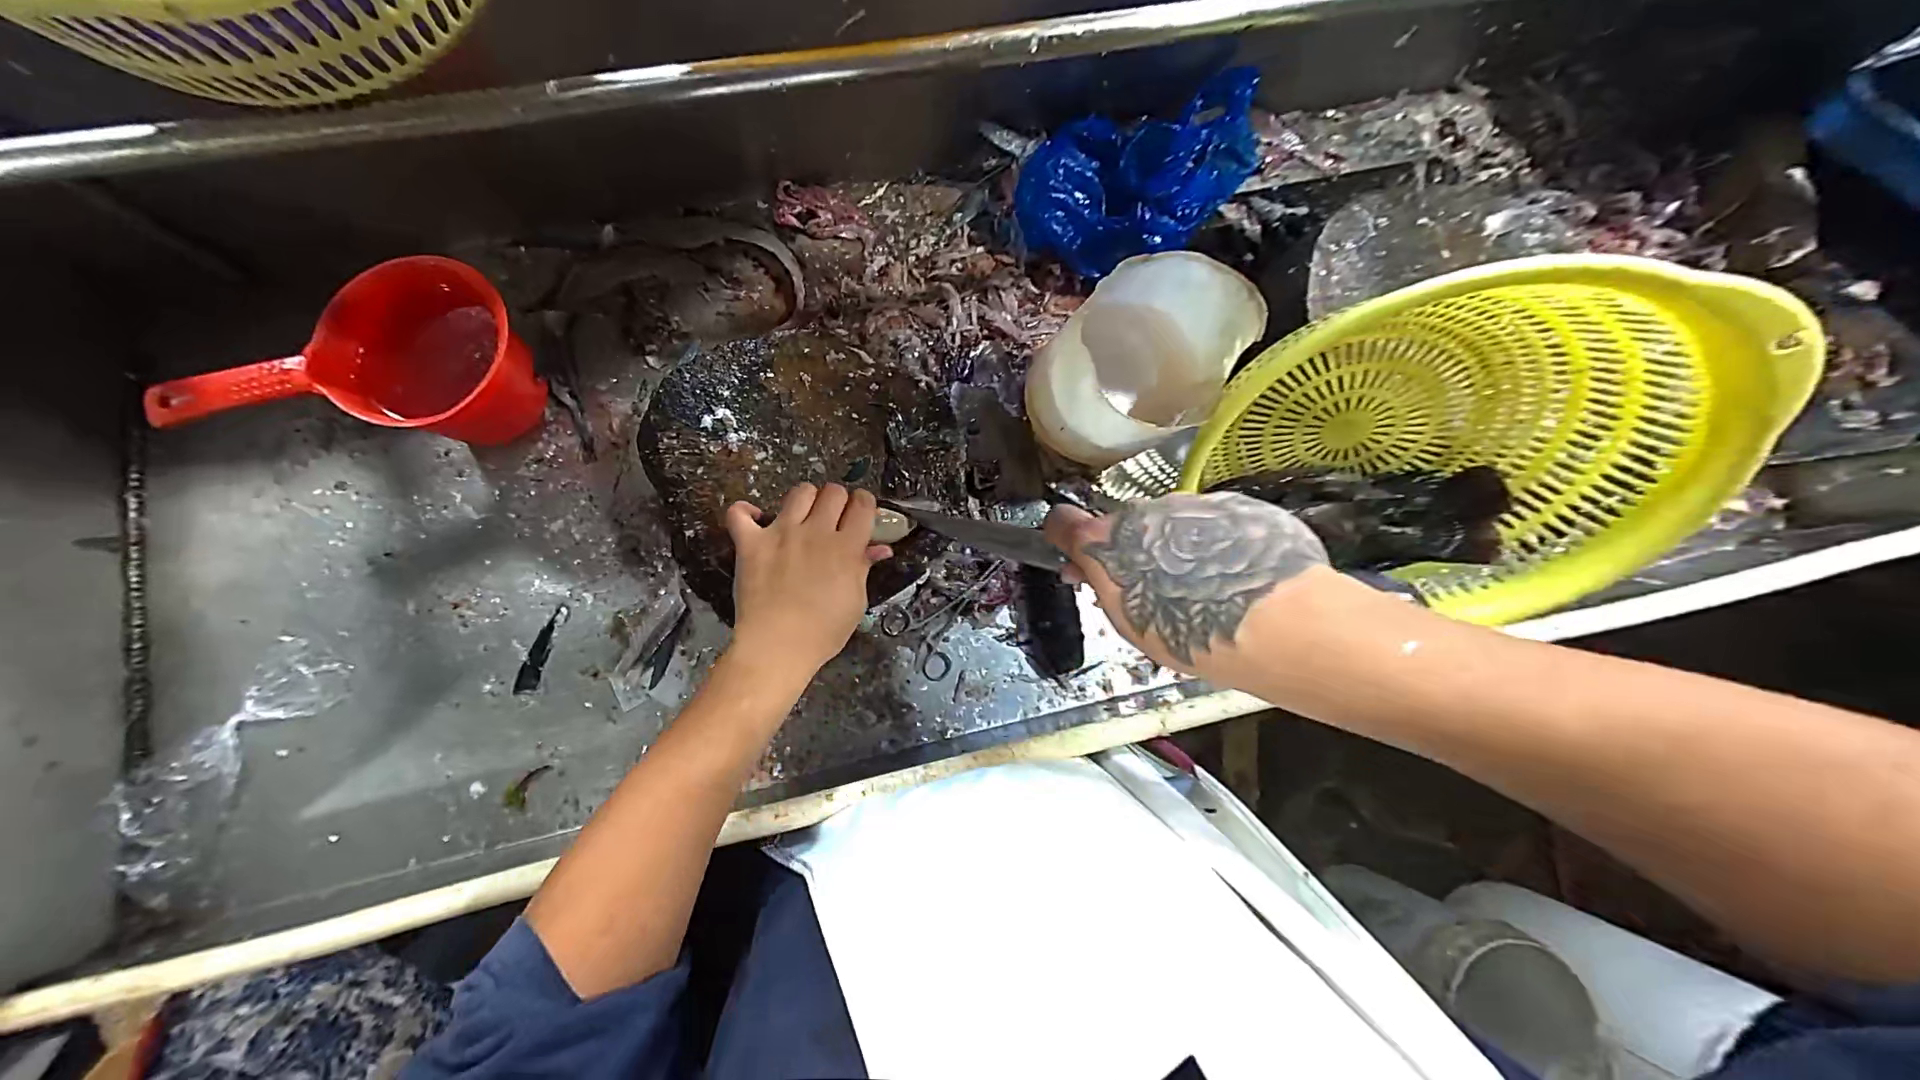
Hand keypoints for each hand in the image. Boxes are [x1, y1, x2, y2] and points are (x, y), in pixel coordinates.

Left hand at [725, 483, 891, 682]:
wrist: (777, 646)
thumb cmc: (823, 631)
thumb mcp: (855, 602)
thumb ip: (863, 568)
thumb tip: (879, 549)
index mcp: (846, 547)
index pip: (862, 504)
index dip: (864, 504)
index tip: (861, 514)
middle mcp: (816, 532)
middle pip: (833, 492)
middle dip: (838, 500)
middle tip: (834, 519)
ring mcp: (781, 533)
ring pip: (799, 492)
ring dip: (806, 500)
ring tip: (803, 517)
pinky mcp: (751, 543)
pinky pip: (740, 513)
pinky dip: (746, 512)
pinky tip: (755, 520)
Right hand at [1044, 493, 1329, 674]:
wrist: (1275, 620)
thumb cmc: (1192, 631)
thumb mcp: (1125, 622)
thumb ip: (1102, 584)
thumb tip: (1091, 569)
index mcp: (1109, 542)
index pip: (1063, 522)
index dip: (1063, 538)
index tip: (1073, 554)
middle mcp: (1146, 511)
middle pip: (1125, 526)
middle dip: (1128, 550)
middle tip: (1149, 587)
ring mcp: (1193, 504)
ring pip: (1170, 522)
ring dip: (1174, 546)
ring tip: (1203, 589)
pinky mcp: (1236, 505)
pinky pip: (1212, 522)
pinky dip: (1215, 543)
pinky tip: (1233, 576)